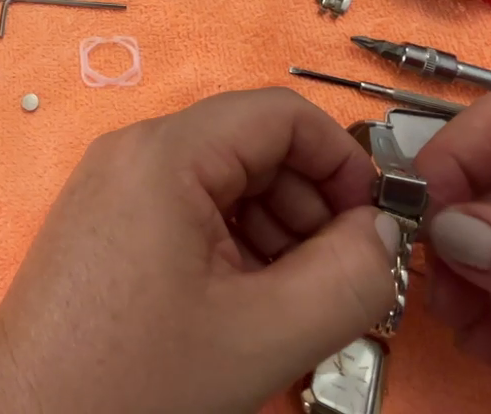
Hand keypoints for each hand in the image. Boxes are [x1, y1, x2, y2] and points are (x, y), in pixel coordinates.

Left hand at [0, 88, 401, 413]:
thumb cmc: (136, 378)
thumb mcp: (264, 334)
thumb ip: (349, 278)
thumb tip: (382, 232)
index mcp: (166, 151)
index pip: (278, 112)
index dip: (339, 160)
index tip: (373, 226)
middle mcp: (136, 149)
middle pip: (251, 145)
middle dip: (308, 206)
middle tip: (337, 282)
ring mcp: (116, 181)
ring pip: (224, 181)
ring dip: (275, 233)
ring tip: (291, 306)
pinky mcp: (107, 216)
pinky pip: (189, 207)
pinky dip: (233, 246)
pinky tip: (245, 306)